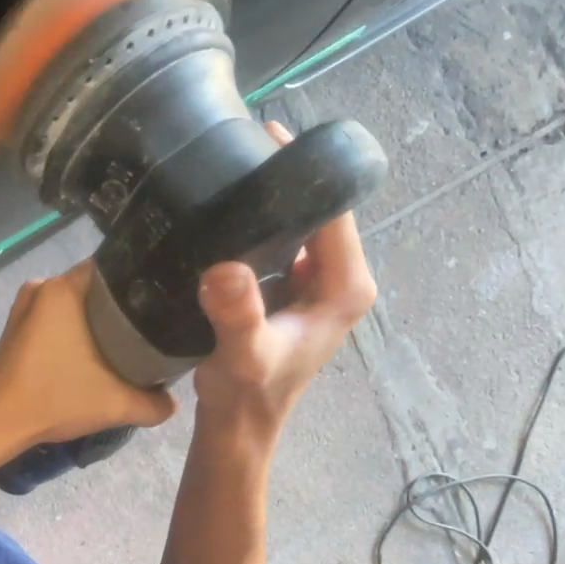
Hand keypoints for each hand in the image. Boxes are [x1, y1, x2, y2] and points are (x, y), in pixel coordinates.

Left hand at [0, 261, 177, 454]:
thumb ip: (155, 403)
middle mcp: (41, 287)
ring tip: (130, 340)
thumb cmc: (54, 401)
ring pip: (74, 304)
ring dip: (97, 319)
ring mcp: (23, 306)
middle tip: (154, 326)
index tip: (165, 300)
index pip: (115, 267)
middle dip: (122, 304)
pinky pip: (55, 318)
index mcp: (62, 288)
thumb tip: (173, 401)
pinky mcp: (15, 327)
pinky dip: (74, 330)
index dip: (143, 281)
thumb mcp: (116, 404)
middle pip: (95, 287)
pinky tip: (94, 351)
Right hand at [192, 121, 376, 436]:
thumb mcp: (243, 354)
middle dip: (281, 182)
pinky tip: (219, 219)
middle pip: (315, 212)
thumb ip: (238, 314)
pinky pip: (276, 246)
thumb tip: (224, 267)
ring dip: (264, 204)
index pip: (334, 210)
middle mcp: (338, 279)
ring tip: (223, 176)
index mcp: (345, 286)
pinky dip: (252, 229)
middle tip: (233, 152)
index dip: (304, 171)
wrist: (236, 428)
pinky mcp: (287, 292)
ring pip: (294, 228)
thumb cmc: (246, 394)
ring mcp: (313, 285)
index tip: (264, 135)